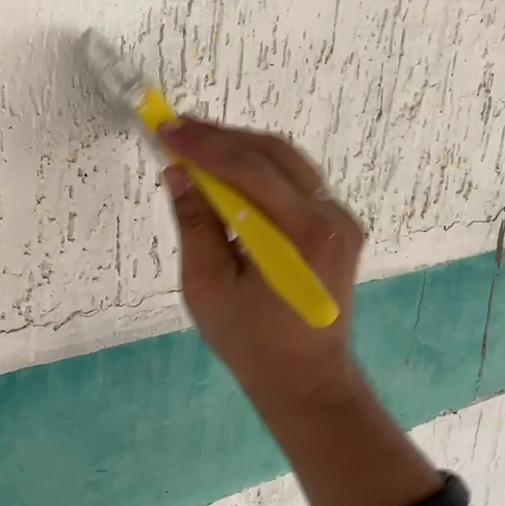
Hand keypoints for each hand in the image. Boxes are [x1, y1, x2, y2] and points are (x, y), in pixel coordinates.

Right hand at [158, 117, 366, 405]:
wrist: (304, 378)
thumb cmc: (249, 340)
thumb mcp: (207, 286)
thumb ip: (195, 224)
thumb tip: (178, 173)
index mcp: (303, 233)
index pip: (248, 169)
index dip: (203, 144)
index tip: (164, 127)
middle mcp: (332, 215)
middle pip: (272, 154)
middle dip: (219, 136)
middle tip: (174, 127)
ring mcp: (340, 218)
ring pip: (285, 161)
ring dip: (237, 146)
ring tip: (193, 140)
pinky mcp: (336, 226)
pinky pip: (293, 180)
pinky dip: (255, 167)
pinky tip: (224, 169)